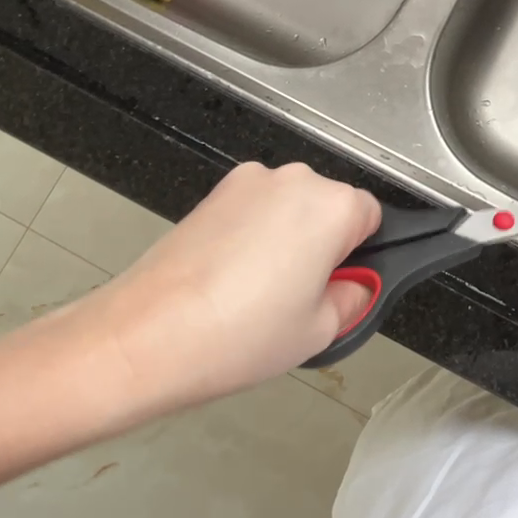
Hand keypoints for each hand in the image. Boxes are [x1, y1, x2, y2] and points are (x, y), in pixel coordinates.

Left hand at [64, 163, 380, 419]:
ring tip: (258, 293)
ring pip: (291, 207)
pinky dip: (252, 234)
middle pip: (330, 206)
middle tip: (300, 296)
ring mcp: (249, 182)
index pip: (372, 216)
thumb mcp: (320, 331)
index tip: (339, 285)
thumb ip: (355, 299)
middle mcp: (295, 180)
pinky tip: (232, 279)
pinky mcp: (213, 194)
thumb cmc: (239, 334)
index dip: (360, 254)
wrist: (144, 337)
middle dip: (324, 243)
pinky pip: (254, 209)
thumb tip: (355, 286)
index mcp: (333, 206)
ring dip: (287, 238)